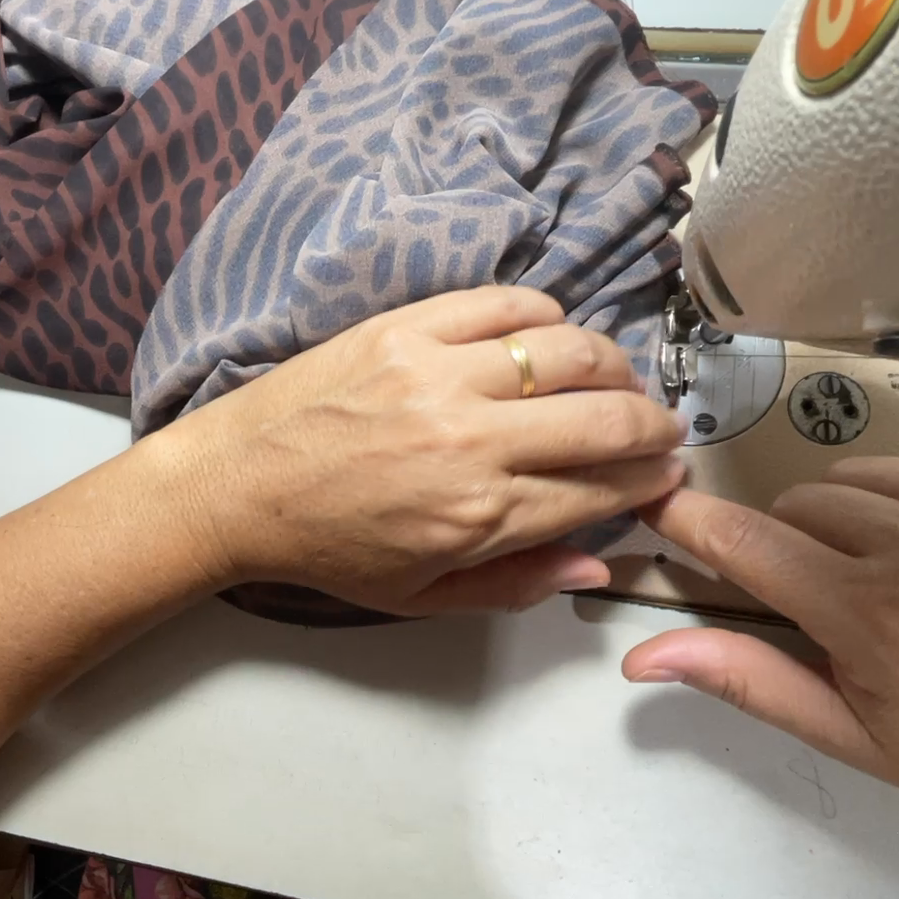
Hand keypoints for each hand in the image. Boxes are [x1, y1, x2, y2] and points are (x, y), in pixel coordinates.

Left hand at [153, 286, 686, 615]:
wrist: (236, 485)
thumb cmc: (325, 547)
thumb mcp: (417, 596)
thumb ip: (514, 584)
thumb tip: (598, 562)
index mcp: (477, 514)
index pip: (601, 489)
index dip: (649, 480)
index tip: (662, 472)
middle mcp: (470, 439)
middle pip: (605, 417)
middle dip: (653, 424)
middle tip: (656, 427)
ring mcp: (435, 373)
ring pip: (568, 349)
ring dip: (610, 365)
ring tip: (609, 379)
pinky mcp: (402, 328)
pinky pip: (502, 302)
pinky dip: (543, 314)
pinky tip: (545, 336)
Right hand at [623, 452, 898, 868]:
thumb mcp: (855, 738)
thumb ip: (745, 680)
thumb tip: (638, 656)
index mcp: (882, 622)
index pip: (743, 541)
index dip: (685, 515)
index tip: (653, 498)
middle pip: (798, 502)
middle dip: (791, 542)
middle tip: (830, 593)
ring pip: (857, 475)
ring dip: (849, 515)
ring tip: (893, 568)